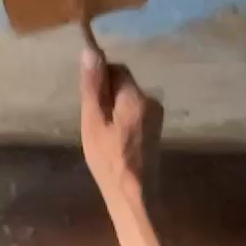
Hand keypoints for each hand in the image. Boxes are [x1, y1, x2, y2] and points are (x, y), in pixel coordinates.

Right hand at [79, 45, 159, 210]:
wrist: (134, 195)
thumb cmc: (108, 160)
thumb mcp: (93, 122)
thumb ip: (93, 87)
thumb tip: (91, 51)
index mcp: (136, 96)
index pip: (116, 69)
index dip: (99, 81)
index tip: (89, 103)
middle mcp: (151, 101)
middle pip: (123, 84)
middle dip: (106, 96)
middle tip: (94, 123)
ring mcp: (156, 117)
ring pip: (128, 100)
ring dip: (113, 110)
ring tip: (103, 135)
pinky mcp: (155, 130)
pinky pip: (134, 114)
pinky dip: (121, 121)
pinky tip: (114, 141)